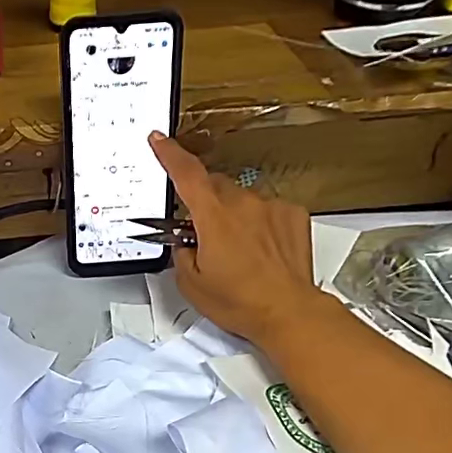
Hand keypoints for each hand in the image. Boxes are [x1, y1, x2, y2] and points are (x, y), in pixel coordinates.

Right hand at [149, 132, 324, 344]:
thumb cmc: (242, 302)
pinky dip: (258, 223)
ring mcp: (271, 207)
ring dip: (233, 216)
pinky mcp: (293, 214)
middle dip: (204, 203)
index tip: (159, 141)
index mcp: (213, 218)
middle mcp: (243, 204)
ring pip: (241, 198)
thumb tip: (185, 243)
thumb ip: (181, 253)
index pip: (186, 173)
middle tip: (203, 235)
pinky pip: (267, 208)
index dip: (169, 154)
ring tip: (237, 252)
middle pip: (214, 186)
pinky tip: (259, 250)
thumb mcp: (191, 283)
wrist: (287, 312)